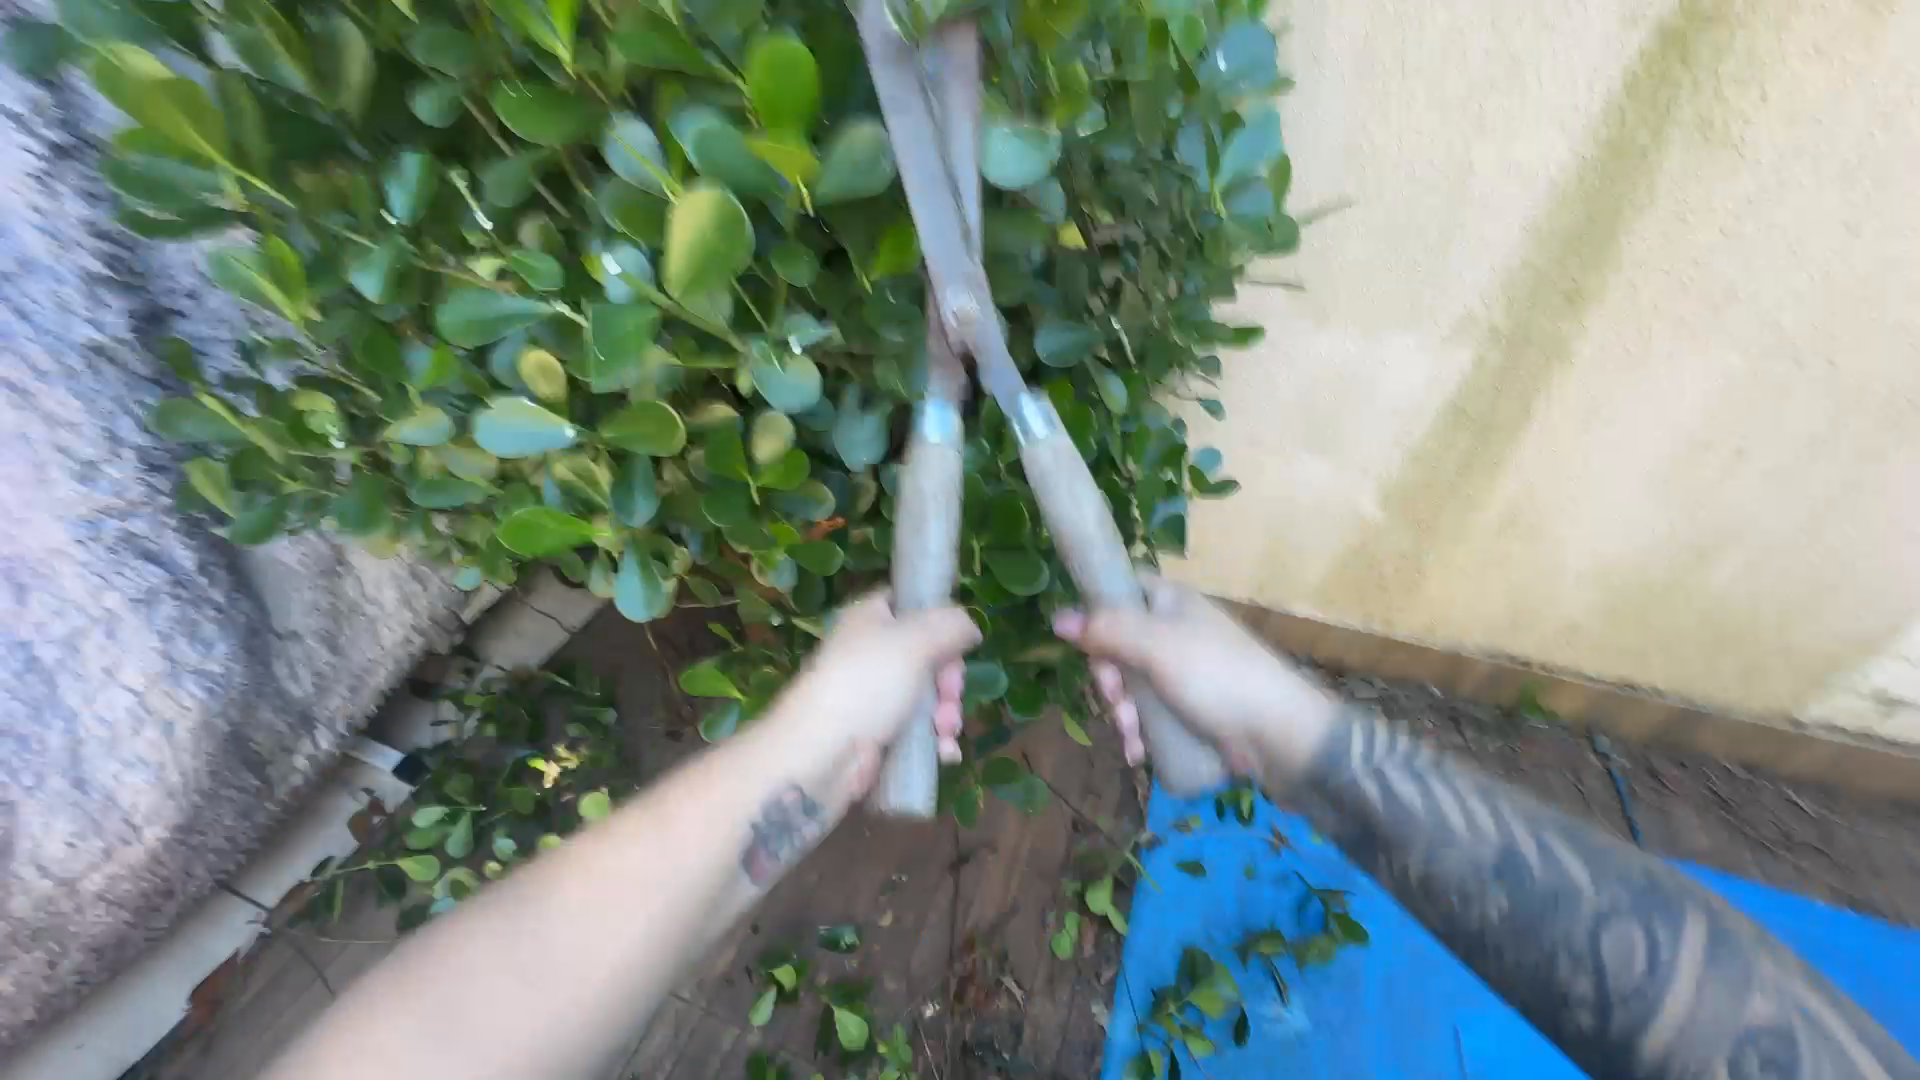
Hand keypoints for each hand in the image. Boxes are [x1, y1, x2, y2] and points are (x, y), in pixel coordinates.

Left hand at [767, 592, 980, 790]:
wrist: (823, 752)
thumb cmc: (866, 682)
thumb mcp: (916, 639)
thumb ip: (951, 625)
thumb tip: (970, 626)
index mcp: (870, 617)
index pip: (910, 602)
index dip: (939, 619)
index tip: (957, 641)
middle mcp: (872, 650)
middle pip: (929, 653)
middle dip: (949, 679)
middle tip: (949, 695)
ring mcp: (875, 693)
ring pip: (928, 694)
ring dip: (946, 713)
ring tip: (944, 731)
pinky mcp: (880, 731)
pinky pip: (919, 728)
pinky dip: (935, 739)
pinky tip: (944, 753)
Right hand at [1053, 575, 1340, 778]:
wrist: (1280, 735)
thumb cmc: (1216, 676)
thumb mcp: (1155, 646)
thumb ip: (1105, 629)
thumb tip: (1056, 617)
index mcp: (1169, 601)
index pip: (1118, 590)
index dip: (1095, 615)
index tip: (1085, 646)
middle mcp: (1173, 629)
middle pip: (1116, 644)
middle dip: (1109, 681)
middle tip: (1116, 703)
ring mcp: (1182, 669)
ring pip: (1129, 683)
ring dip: (1122, 713)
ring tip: (1131, 737)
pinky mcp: (1189, 705)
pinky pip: (1149, 711)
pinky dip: (1139, 730)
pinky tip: (1138, 752)